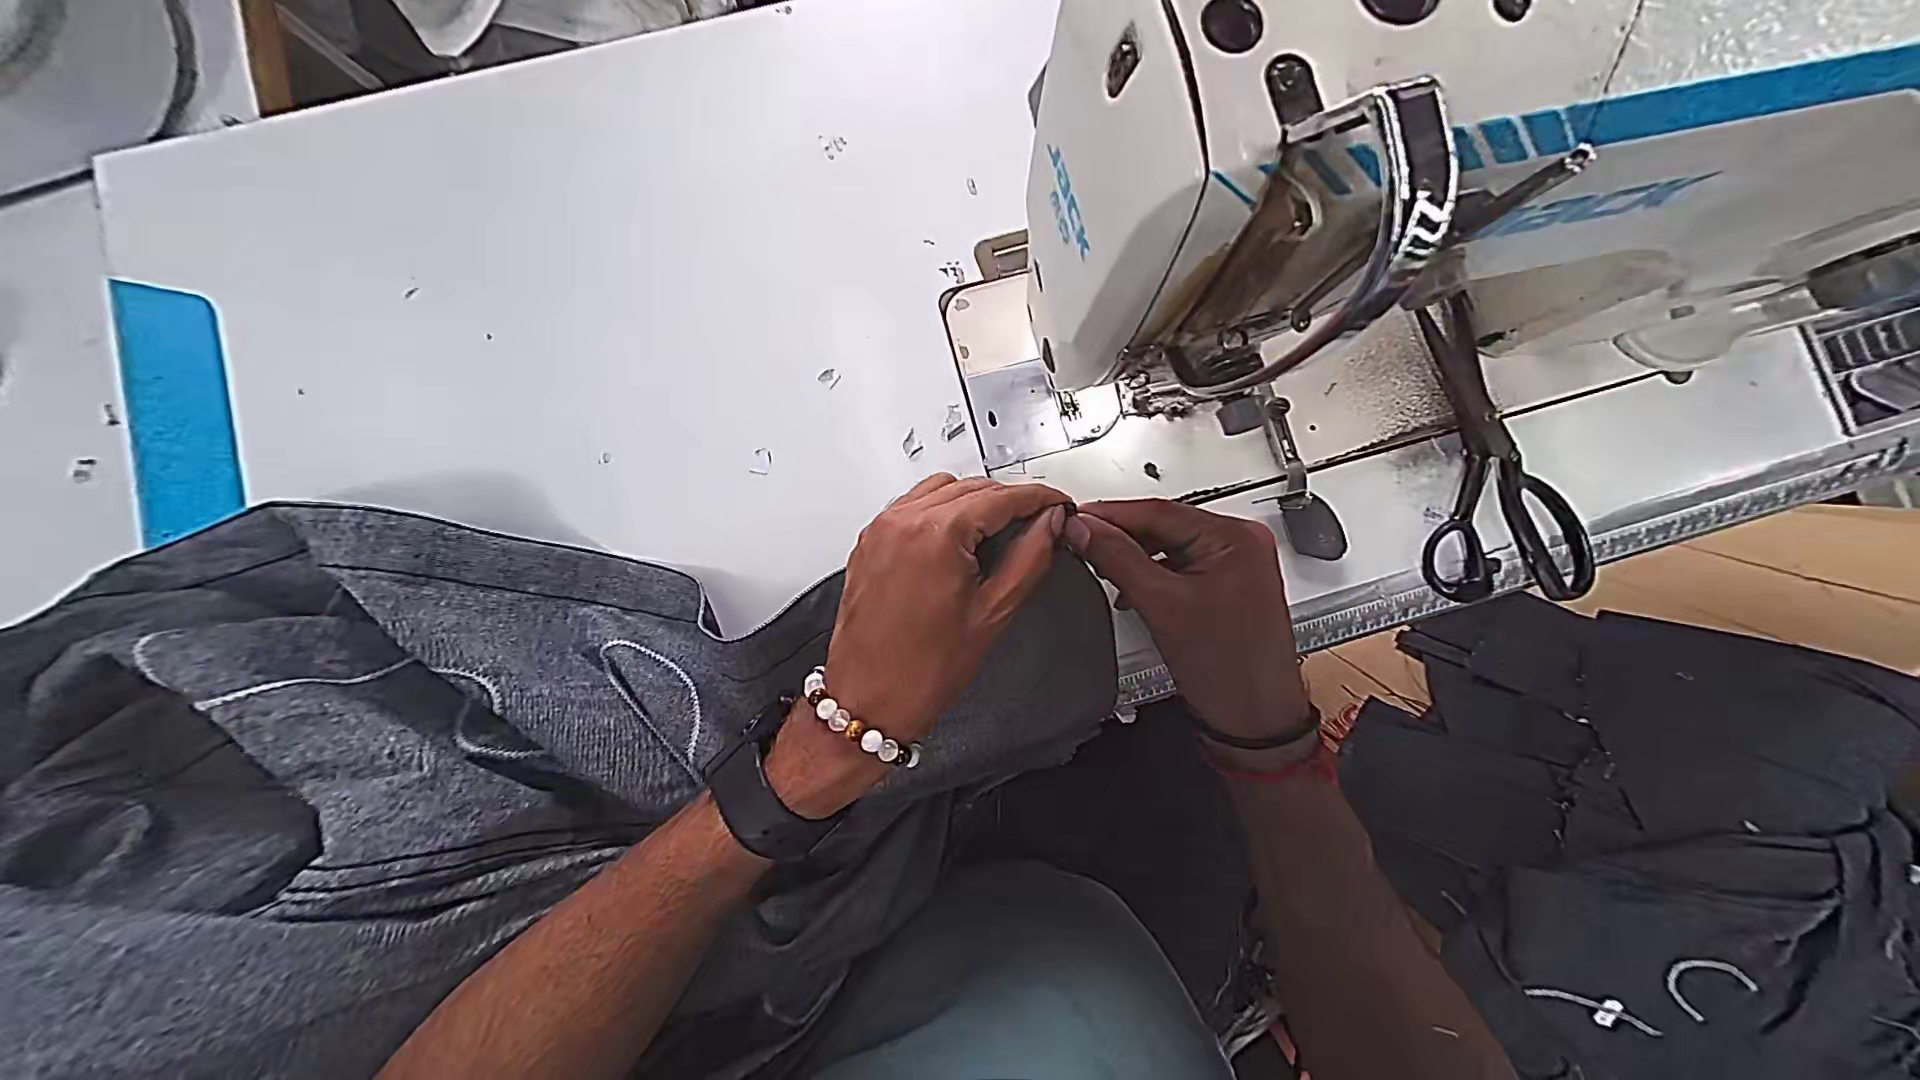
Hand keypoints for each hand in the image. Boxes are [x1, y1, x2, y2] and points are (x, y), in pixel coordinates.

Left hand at [765, 474, 1071, 816]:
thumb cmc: (920, 671)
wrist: (869, 699)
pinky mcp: (869, 541)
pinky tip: (959, 535)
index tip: (1055, 504)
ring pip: (941, 488)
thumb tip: (1048, 525)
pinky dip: (942, 508)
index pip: (1002, 496)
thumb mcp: (994, 612)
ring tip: (1000, 530)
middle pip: (972, 485)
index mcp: (936, 535)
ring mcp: (881, 530)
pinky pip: (912, 504)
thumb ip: (1030, 557)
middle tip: (1037, 520)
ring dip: (975, 499)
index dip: (1039, 497)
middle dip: (1010, 498)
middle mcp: (902, 522)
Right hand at [1065, 499, 1309, 741]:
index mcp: (1235, 538)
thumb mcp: (1161, 605)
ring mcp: (1233, 563)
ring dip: (1131, 552)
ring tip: (1098, 559)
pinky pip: (1176, 562)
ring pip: (1166, 544)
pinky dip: (1147, 569)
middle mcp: (1240, 543)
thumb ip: (1117, 558)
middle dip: (1118, 533)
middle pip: (1162, 524)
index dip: (1109, 514)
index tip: (1075, 517)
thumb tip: (1086, 529)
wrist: (1254, 717)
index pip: (1158, 510)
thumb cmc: (1231, 670)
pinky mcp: (1223, 582)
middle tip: (1079, 536)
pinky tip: (1127, 582)